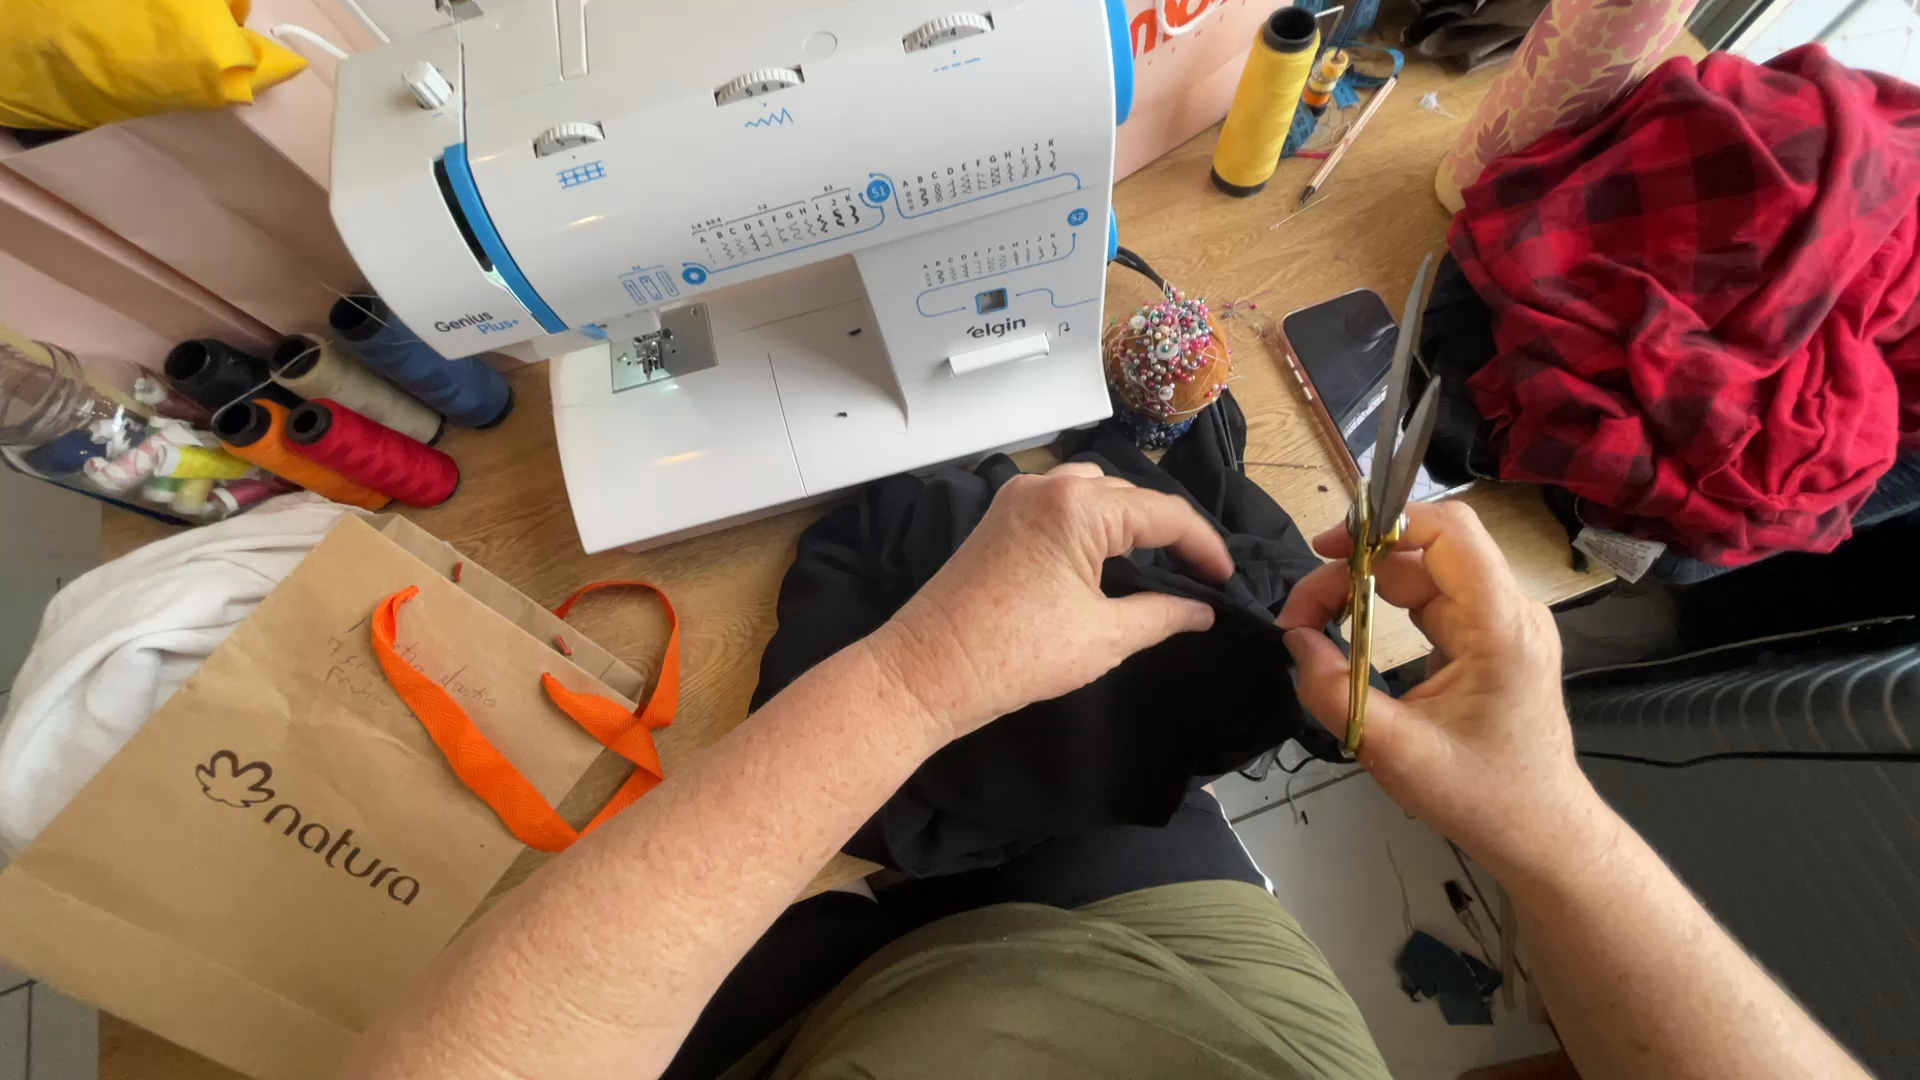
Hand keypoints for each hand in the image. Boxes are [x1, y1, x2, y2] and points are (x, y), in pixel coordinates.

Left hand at [869, 463, 1230, 745]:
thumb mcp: (1103, 637)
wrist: (928, 670)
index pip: (1163, 513)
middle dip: (1167, 532)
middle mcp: (1047, 485)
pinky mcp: (999, 517)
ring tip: (1155, 563)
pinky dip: (1091, 524)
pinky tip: (1104, 556)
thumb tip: (1202, 609)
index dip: (1203, 546)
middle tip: (1196, 575)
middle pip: (1128, 497)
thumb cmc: (1016, 655)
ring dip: (1128, 523)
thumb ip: (1163, 614)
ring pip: (1093, 494)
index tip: (1225, 580)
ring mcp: (1016, 497)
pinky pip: (1060, 505)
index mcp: (1077, 506)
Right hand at [1276, 501, 1617, 882]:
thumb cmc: (1478, 795)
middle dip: (1349, 567)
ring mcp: (1495, 619)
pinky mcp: (1480, 632)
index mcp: (1501, 629)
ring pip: (1413, 567)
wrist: (1538, 831)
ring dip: (1355, 584)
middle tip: (1300, 614)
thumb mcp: (1391, 749)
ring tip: (1312, 622)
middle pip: (1418, 549)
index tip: (1325, 549)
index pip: (1450, 533)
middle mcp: (1506, 611)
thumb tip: (1293, 637)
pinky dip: (1373, 599)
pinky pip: (1420, 592)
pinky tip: (1344, 623)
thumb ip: (1332, 690)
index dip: (1383, 524)